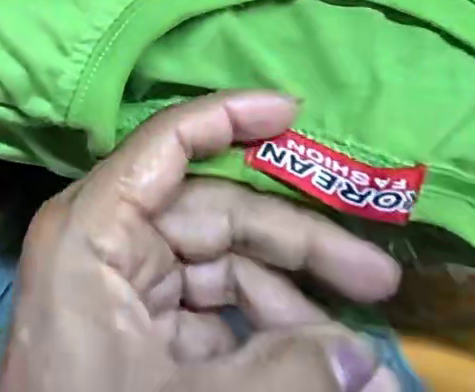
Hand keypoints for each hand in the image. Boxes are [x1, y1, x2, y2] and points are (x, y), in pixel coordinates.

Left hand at [0, 91, 403, 391]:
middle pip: (217, 214)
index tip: (293, 109)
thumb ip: (284, 373)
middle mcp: (111, 240)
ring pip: (222, 266)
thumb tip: (372, 363)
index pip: (169, 142)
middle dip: (299, 245)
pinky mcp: (139, 331)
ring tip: (361, 352)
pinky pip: (211, 312)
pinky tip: (315, 362)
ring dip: (290, 302)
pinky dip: (262, 334)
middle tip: (376, 277)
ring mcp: (126, 286)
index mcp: (97, 227)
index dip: (232, 117)